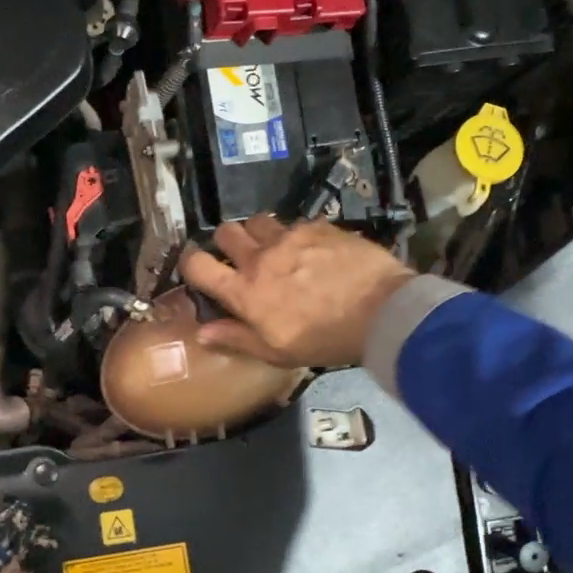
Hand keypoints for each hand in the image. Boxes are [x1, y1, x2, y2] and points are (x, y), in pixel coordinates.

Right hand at [178, 214, 413, 367]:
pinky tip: (310, 249)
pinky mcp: (318, 227)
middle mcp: (260, 258)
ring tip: (272, 247)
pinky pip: (295, 223)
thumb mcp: (277, 352)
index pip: (198, 266)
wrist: (382, 311)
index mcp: (245, 291)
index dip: (190, 263)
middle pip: (225, 232)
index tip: (196, 267)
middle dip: (225, 242)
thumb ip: (236, 338)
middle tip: (238, 257)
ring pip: (258, 221)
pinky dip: (295, 234)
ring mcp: (290, 238)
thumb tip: (202, 332)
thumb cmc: (325, 339)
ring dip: (258, 232)